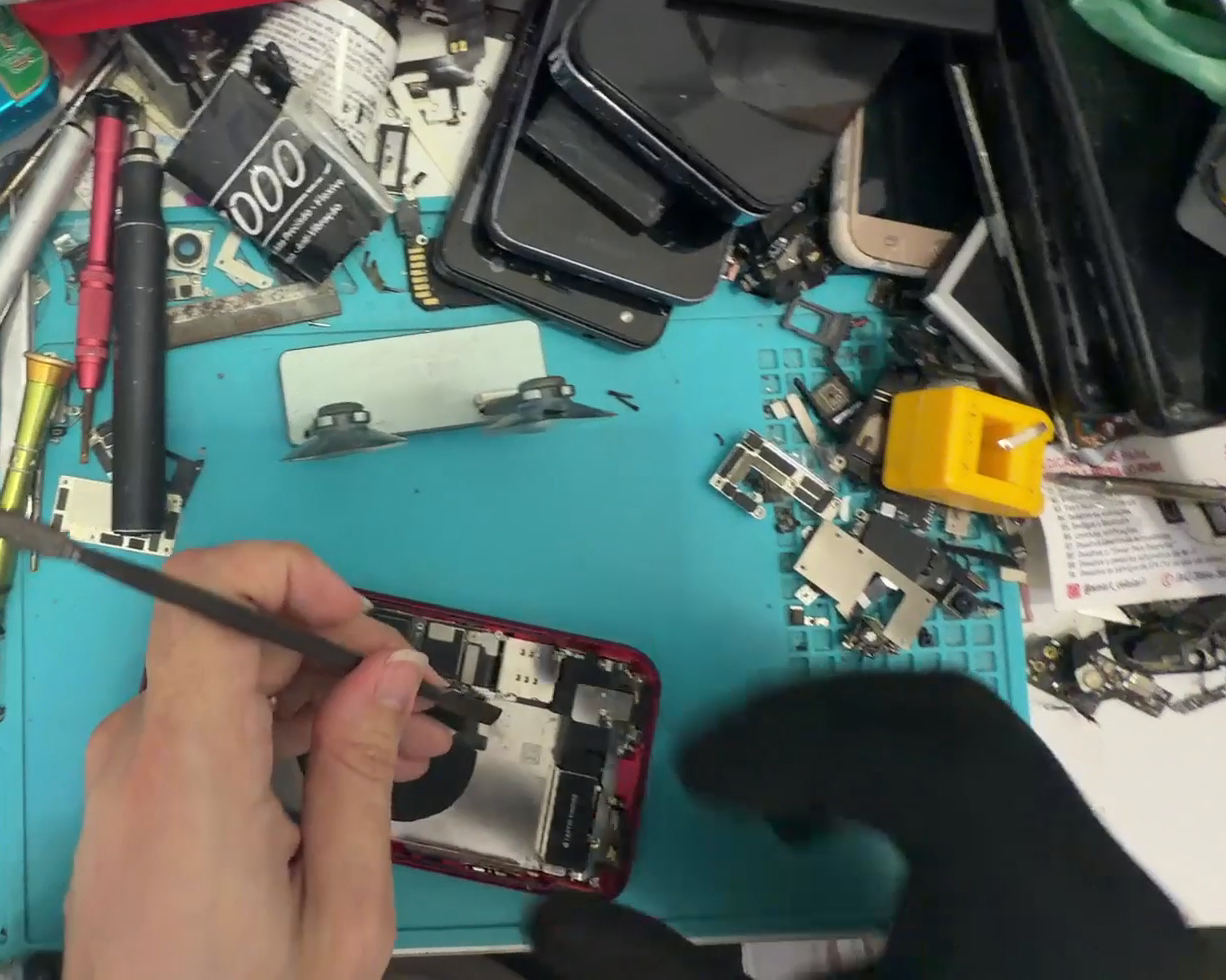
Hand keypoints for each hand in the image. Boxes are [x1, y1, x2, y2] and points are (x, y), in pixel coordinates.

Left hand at [64, 542, 455, 979]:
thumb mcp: (336, 912)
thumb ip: (360, 771)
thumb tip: (388, 668)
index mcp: (184, 764)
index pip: (204, 593)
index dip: (282, 571)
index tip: (354, 615)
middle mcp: (139, 743)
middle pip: (234, 628)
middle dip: (332, 641)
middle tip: (413, 690)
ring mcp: (132, 761)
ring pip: (233, 671)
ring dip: (319, 686)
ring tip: (405, 734)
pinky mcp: (139, 782)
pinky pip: (216, 718)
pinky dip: (283, 720)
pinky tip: (350, 755)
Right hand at [528, 673, 1207, 979]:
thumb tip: (549, 929)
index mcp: (1038, 918)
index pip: (931, 775)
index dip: (795, 752)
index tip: (699, 779)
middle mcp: (1091, 877)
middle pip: (946, 721)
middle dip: (808, 719)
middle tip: (721, 756)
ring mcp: (1097, 870)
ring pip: (962, 727)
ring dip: (844, 725)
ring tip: (769, 771)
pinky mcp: (1084, 875)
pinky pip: (976, 762)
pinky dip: (885, 756)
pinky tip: (836, 814)